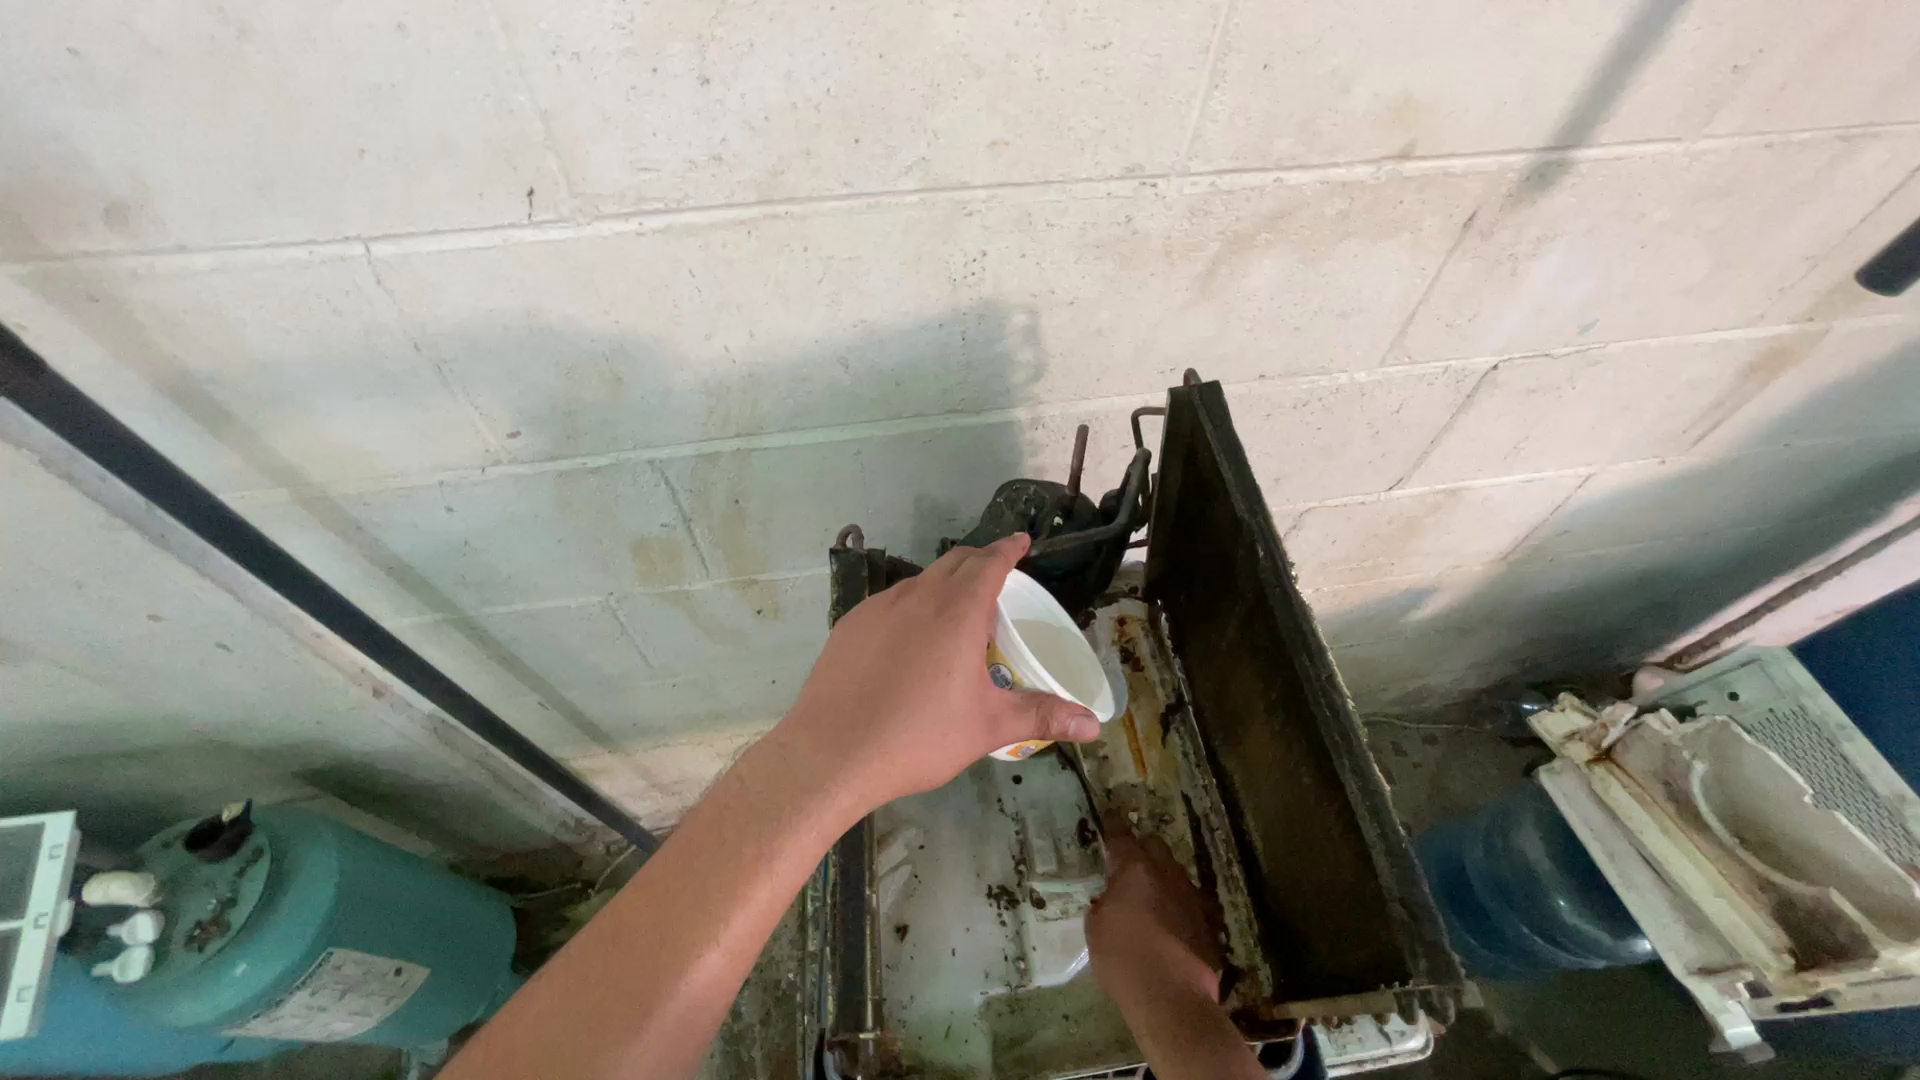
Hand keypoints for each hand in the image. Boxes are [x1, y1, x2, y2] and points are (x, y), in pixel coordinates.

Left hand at [767, 533, 1100, 810]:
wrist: (832, 753)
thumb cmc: (918, 737)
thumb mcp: (988, 727)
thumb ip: (1042, 716)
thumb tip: (1093, 725)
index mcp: (957, 611)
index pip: (990, 562)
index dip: (1009, 549)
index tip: (1021, 541)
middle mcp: (917, 597)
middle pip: (954, 562)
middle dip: (980, 561)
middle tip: (997, 577)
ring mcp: (877, 608)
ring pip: (920, 582)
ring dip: (944, 585)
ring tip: (956, 615)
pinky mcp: (849, 626)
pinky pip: (890, 603)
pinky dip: (911, 607)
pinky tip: (909, 642)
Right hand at [1086, 820, 1223, 1008]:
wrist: (1173, 1000)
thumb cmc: (1123, 960)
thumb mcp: (1096, 928)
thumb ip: (1104, 902)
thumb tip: (1112, 898)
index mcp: (1135, 869)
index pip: (1121, 835)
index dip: (1112, 824)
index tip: (1108, 815)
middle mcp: (1167, 874)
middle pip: (1155, 845)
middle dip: (1142, 848)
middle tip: (1128, 863)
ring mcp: (1192, 897)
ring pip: (1175, 872)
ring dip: (1161, 877)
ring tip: (1149, 896)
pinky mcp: (1208, 922)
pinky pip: (1189, 902)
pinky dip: (1177, 905)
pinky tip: (1170, 924)